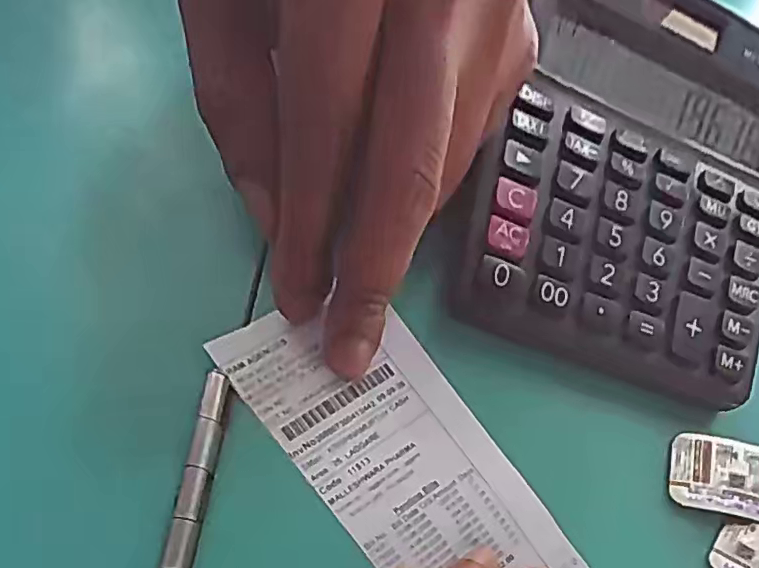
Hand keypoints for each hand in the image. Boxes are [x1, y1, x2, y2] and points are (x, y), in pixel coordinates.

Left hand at [178, 0, 537, 377]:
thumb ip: (238, 101)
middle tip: (353, 344)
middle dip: (376, 271)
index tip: (303, 302)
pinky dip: (427, 181)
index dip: (313, 227)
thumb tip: (278, 220)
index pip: (328, 126)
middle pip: (413, 169)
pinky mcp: (520, 39)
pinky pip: (470, 140)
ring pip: (445, 165)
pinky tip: (393, 189)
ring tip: (359, 265)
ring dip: (395, 228)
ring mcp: (496, 14)